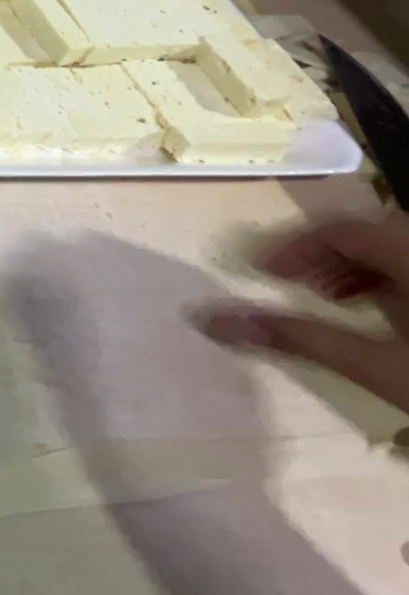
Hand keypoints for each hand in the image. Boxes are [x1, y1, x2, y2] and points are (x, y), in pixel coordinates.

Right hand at [197, 218, 408, 412]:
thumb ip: (296, 337)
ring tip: (347, 302)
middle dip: (333, 257)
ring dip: (371, 270)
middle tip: (302, 286)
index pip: (342, 228)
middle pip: (380, 234)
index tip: (266, 274)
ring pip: (408, 253)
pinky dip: (404, 283)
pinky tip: (401, 319)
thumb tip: (207, 319)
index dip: (296, 247)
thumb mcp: (377, 366)